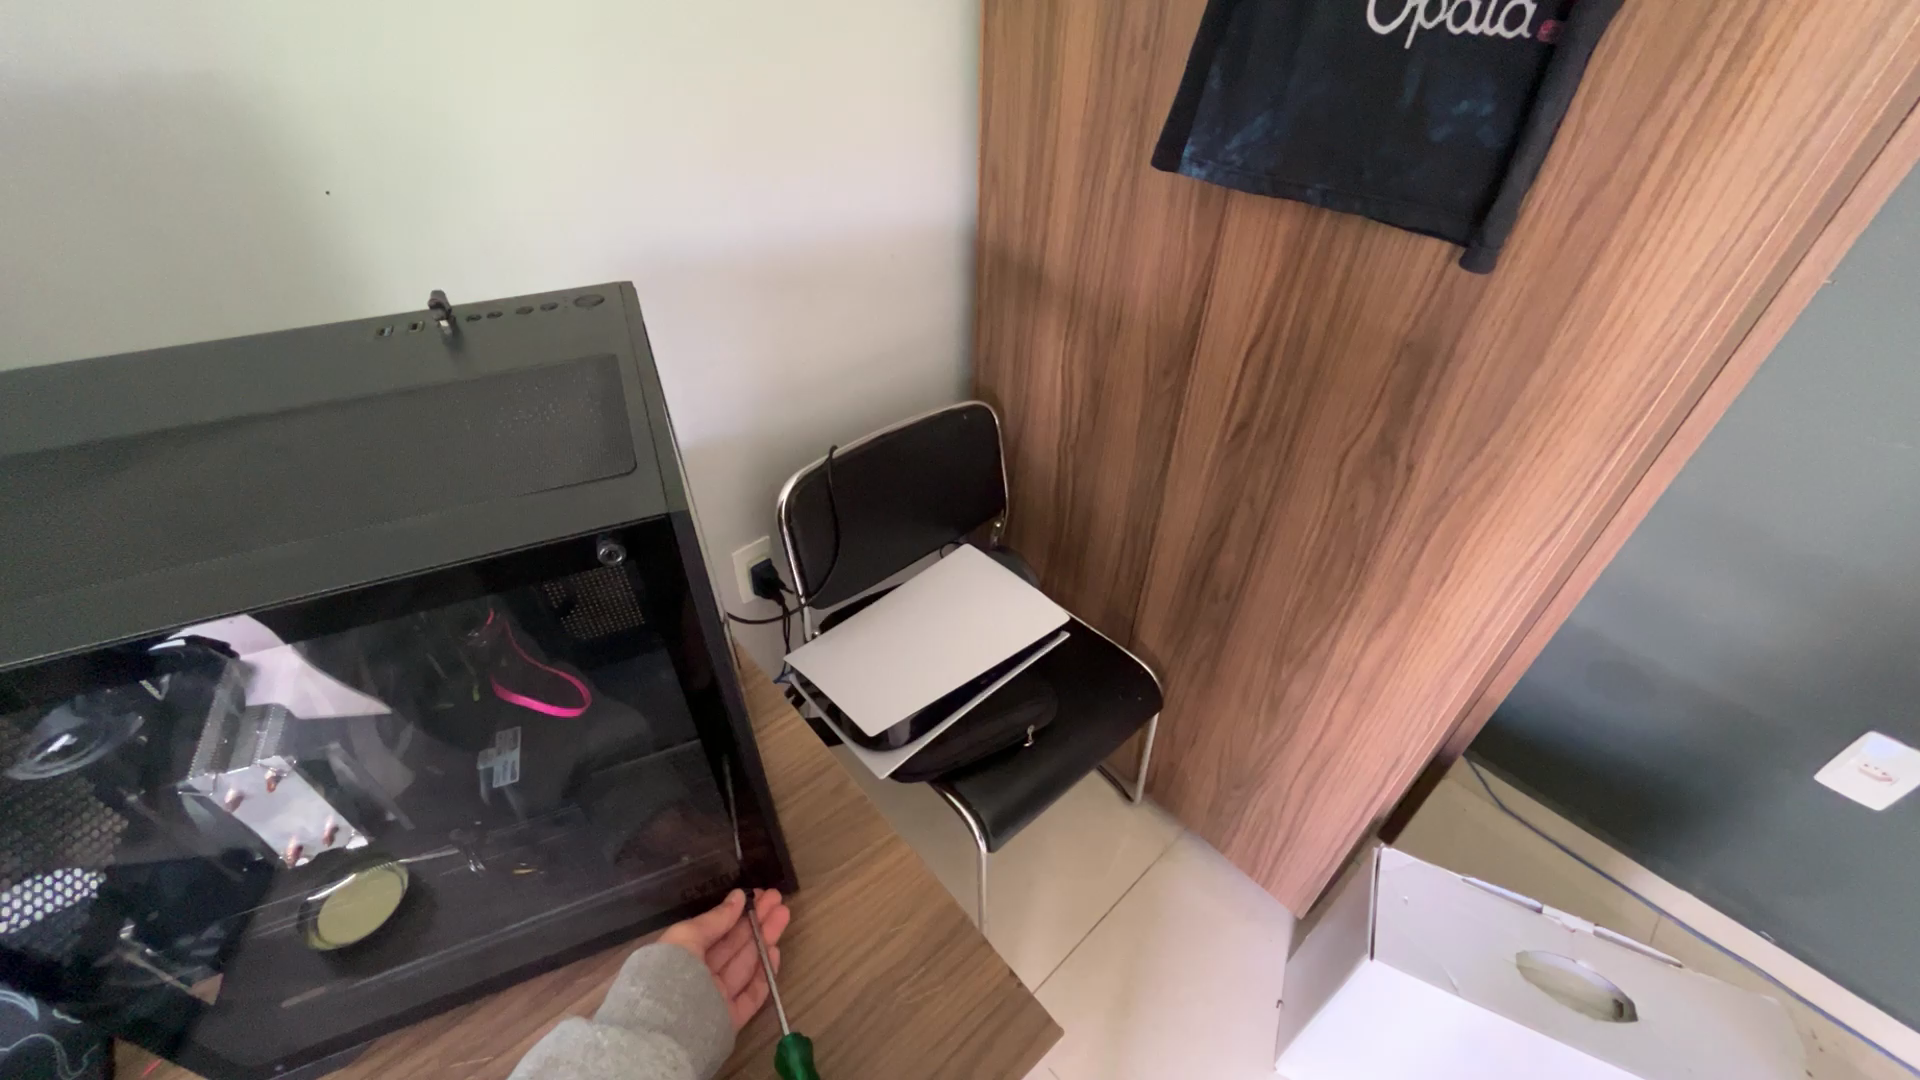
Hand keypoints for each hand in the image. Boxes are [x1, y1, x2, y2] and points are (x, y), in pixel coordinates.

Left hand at [659, 887, 791, 1031]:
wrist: (668, 1030)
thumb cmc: (671, 974)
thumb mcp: (686, 936)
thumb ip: (714, 919)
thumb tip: (738, 897)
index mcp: (683, 958)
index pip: (715, 932)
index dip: (737, 912)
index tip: (758, 894)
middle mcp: (699, 978)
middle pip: (734, 946)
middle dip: (756, 920)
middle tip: (777, 898)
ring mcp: (715, 1000)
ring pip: (746, 965)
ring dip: (765, 938)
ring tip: (783, 913)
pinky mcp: (730, 1019)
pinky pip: (751, 995)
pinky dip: (765, 974)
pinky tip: (776, 951)